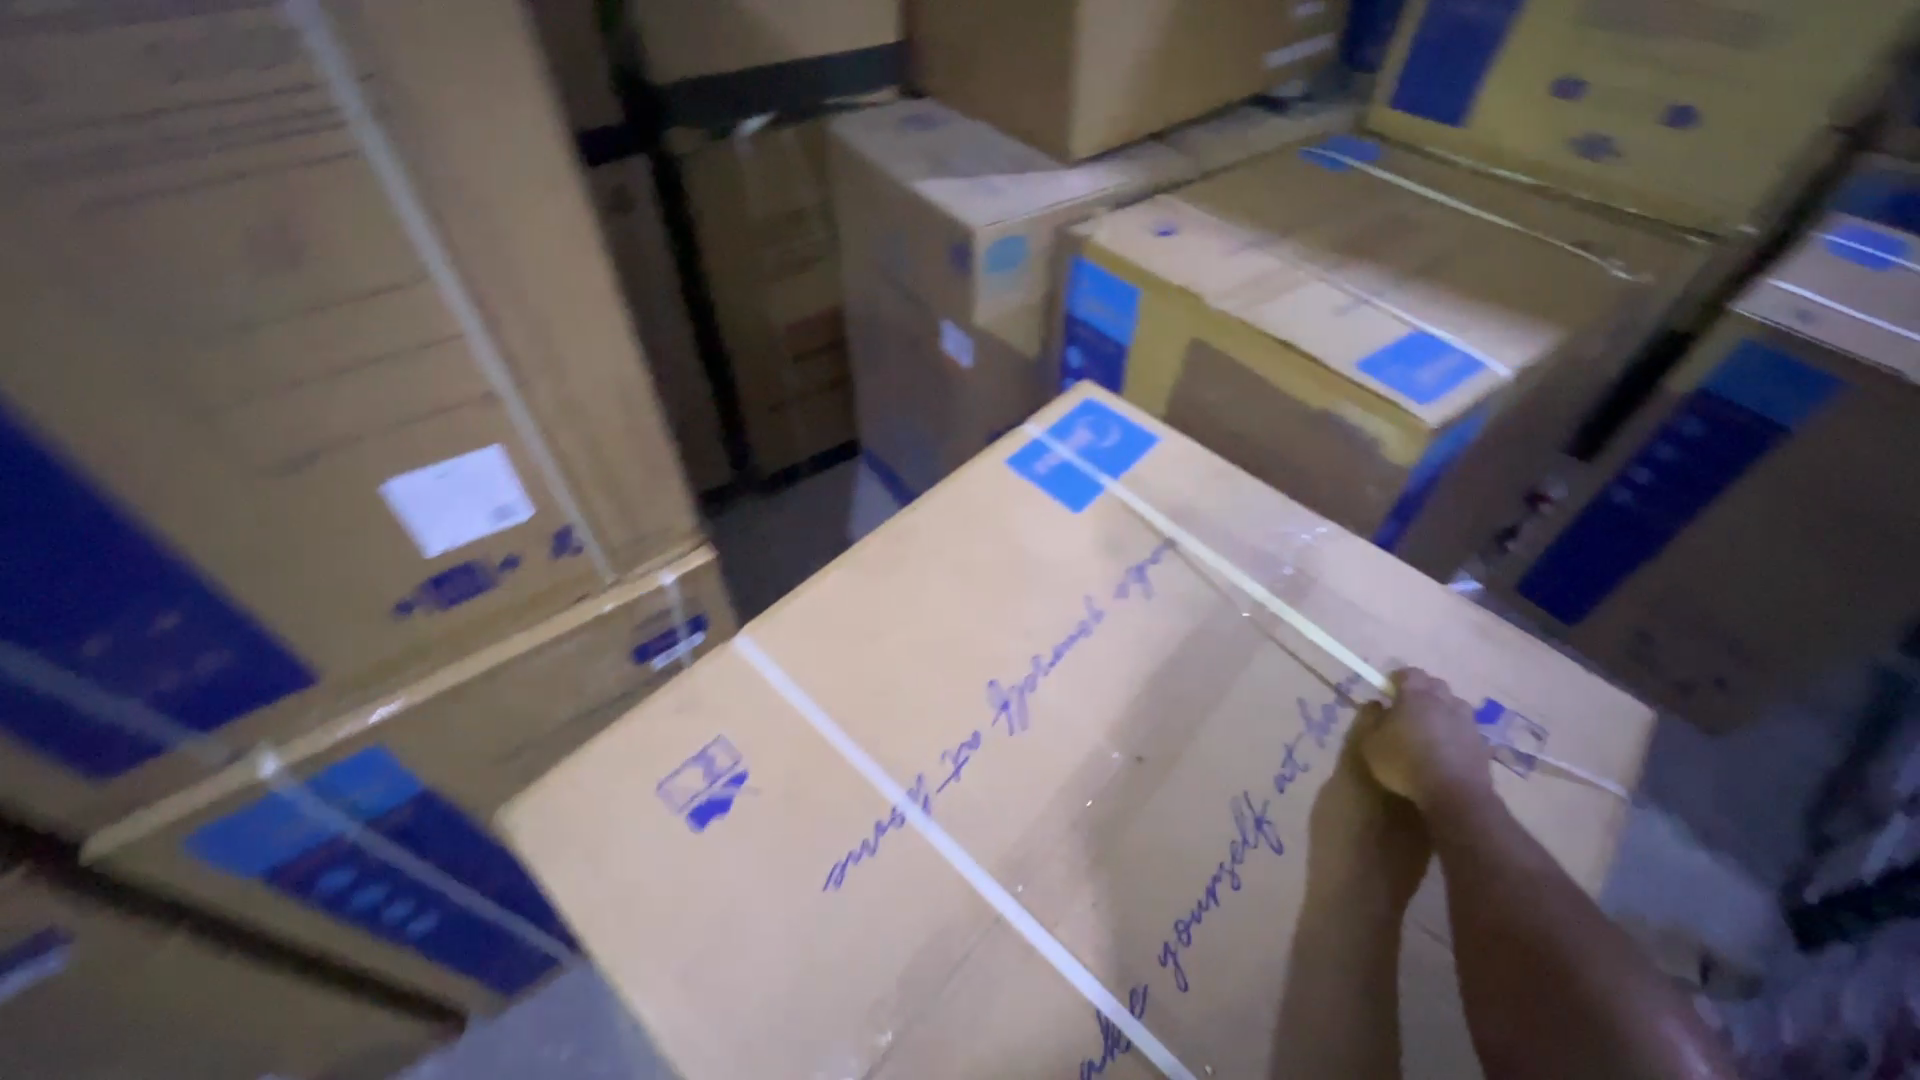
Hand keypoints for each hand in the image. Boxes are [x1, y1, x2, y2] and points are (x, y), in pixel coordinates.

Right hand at [1359, 668, 1494, 814]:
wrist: (1454, 793)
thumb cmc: (1405, 763)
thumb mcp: (1371, 743)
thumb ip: (1371, 719)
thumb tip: (1376, 704)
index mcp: (1416, 697)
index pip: (1410, 673)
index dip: (1399, 678)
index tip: (1389, 690)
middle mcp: (1445, 702)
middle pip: (1435, 685)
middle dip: (1422, 691)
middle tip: (1408, 707)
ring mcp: (1467, 722)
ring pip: (1455, 705)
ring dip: (1442, 710)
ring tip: (1431, 728)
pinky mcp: (1482, 742)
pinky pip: (1466, 728)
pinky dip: (1456, 732)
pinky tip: (1447, 749)